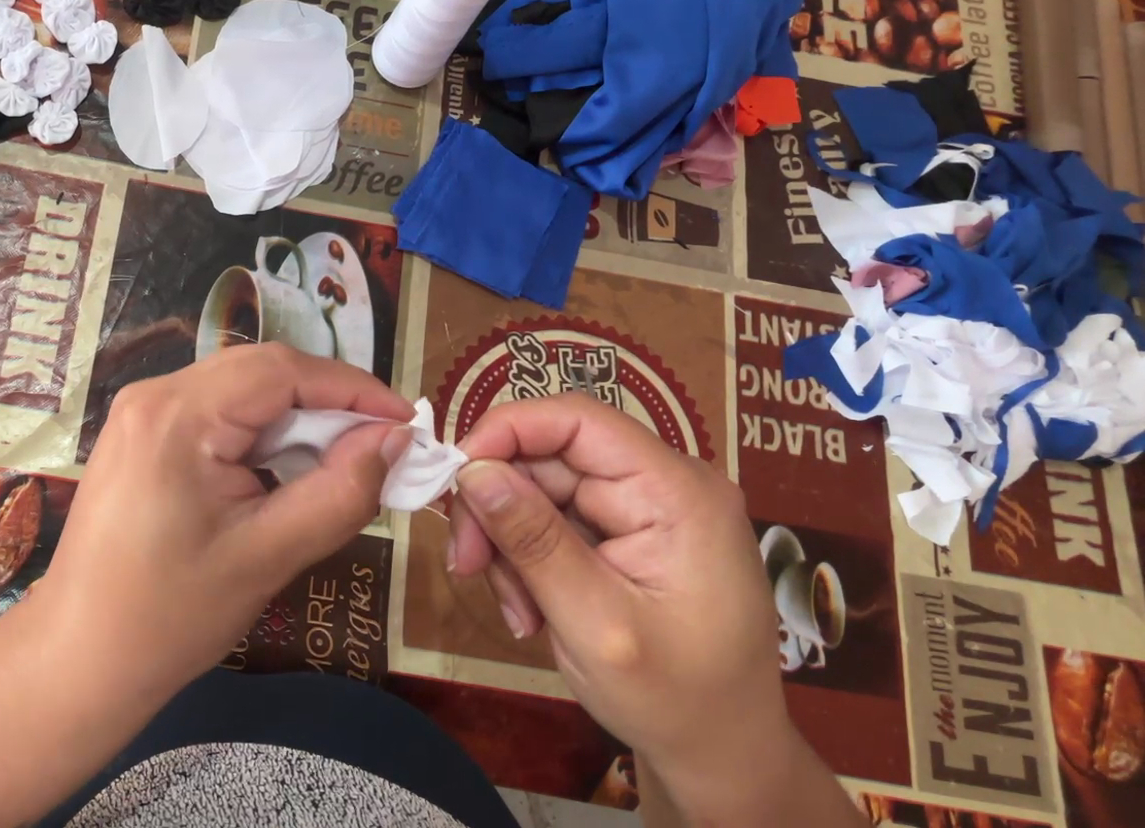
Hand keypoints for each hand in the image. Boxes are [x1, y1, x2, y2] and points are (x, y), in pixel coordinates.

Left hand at [37, 343, 413, 691]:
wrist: (81, 657)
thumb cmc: (171, 615)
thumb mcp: (269, 555)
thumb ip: (341, 491)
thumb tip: (394, 439)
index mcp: (176, 414)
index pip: (282, 369)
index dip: (353, 388)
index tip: (408, 420)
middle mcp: (153, 394)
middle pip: (260, 373)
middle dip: (326, 405)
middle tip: (379, 448)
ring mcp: (140, 413)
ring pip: (241, 392)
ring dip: (294, 422)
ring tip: (338, 465)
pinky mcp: (140, 435)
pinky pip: (216, 414)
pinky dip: (260, 436)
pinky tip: (283, 473)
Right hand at [444, 394, 791, 786]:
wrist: (722, 756)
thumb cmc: (676, 699)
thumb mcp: (595, 624)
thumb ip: (533, 542)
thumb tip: (472, 470)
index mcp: (675, 491)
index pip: (576, 419)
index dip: (505, 431)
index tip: (453, 477)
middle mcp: (659, 483)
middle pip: (545, 457)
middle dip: (497, 510)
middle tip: (467, 567)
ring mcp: (641, 507)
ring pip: (537, 491)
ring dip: (509, 546)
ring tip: (517, 611)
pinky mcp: (623, 530)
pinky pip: (549, 521)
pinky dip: (526, 561)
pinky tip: (532, 609)